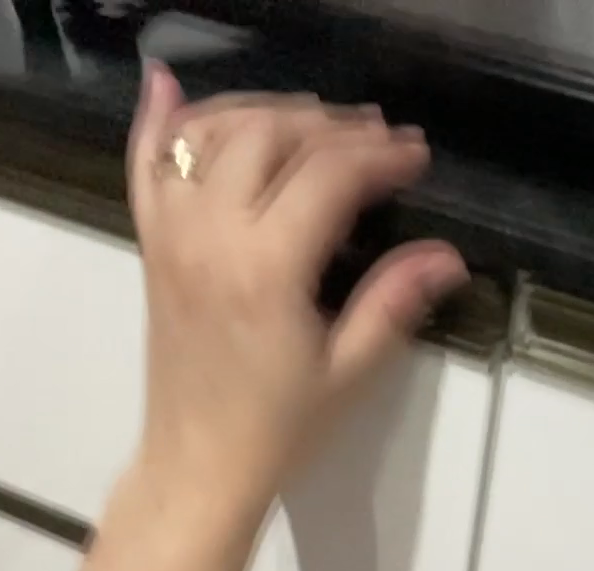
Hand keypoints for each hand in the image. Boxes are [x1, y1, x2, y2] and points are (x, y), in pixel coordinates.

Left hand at [121, 62, 468, 521]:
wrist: (199, 464)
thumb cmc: (279, 429)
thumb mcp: (348, 373)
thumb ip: (393, 303)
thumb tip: (447, 256)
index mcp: (266, 268)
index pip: (328, 176)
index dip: (380, 156)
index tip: (416, 155)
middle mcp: (210, 233)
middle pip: (271, 135)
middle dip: (333, 125)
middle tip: (379, 137)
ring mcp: (171, 234)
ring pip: (211, 132)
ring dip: (268, 110)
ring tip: (318, 119)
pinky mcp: (151, 244)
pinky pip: (146, 163)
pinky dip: (159, 118)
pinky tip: (170, 84)